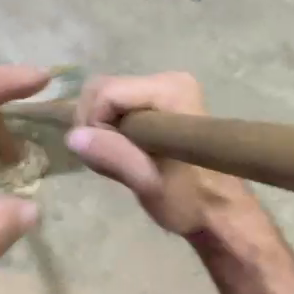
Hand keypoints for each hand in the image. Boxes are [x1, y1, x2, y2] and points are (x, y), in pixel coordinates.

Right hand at [67, 73, 261, 237]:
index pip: (105, 92)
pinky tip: (126, 154)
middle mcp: (168, 80)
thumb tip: (73, 136)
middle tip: (109, 161)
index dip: (93, 124)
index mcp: (170, 91)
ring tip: (120, 162)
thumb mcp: (149, 184)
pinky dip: (110, 130)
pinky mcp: (158, 102)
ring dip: (101, 130)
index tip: (104, 159)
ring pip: (104, 99)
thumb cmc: (190, 201)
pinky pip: (116, 107)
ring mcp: (164, 88)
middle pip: (101, 90)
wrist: (220, 213)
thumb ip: (114, 157)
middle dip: (94, 125)